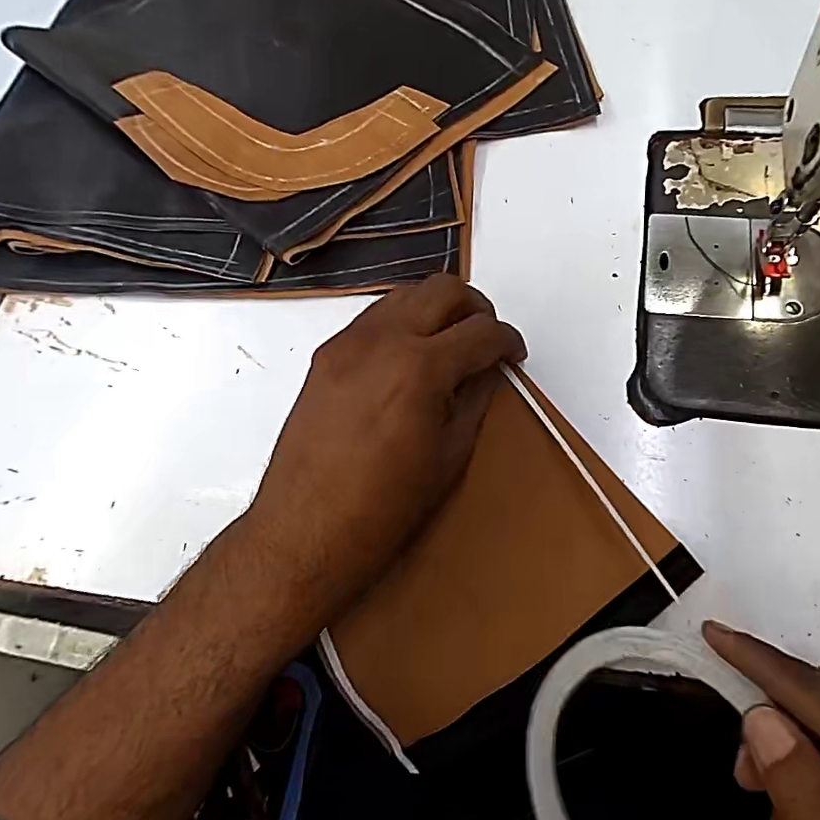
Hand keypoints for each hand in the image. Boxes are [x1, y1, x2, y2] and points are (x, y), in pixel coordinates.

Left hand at [244, 274, 525, 621]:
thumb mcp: (450, 453)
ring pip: (406, 294)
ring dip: (437, 310)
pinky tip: (412, 358)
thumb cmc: (378, 508)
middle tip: (486, 338)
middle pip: (444, 290)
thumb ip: (475, 397)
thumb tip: (488, 370)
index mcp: (419, 369)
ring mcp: (347, 345)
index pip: (481, 331)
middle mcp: (380, 343)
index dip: (507, 340)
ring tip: (450, 346)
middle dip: (476, 308)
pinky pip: (375, 317)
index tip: (511, 352)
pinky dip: (403, 323)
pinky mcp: (326, 356)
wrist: (307, 530)